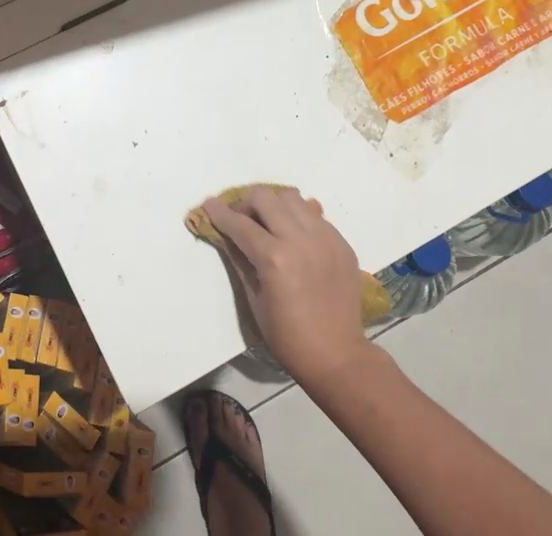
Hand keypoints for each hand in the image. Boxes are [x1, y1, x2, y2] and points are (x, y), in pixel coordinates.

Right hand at [202, 187, 370, 386]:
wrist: (337, 354)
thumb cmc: (287, 335)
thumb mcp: (254, 299)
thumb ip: (240, 259)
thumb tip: (225, 235)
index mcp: (275, 259)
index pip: (240, 224)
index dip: (220, 213)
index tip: (209, 205)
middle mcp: (301, 240)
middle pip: (266, 198)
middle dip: (246, 204)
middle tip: (241, 219)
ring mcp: (326, 239)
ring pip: (293, 198)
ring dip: (274, 205)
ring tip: (269, 223)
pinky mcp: (342, 243)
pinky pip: (315, 215)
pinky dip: (299, 218)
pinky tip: (295, 238)